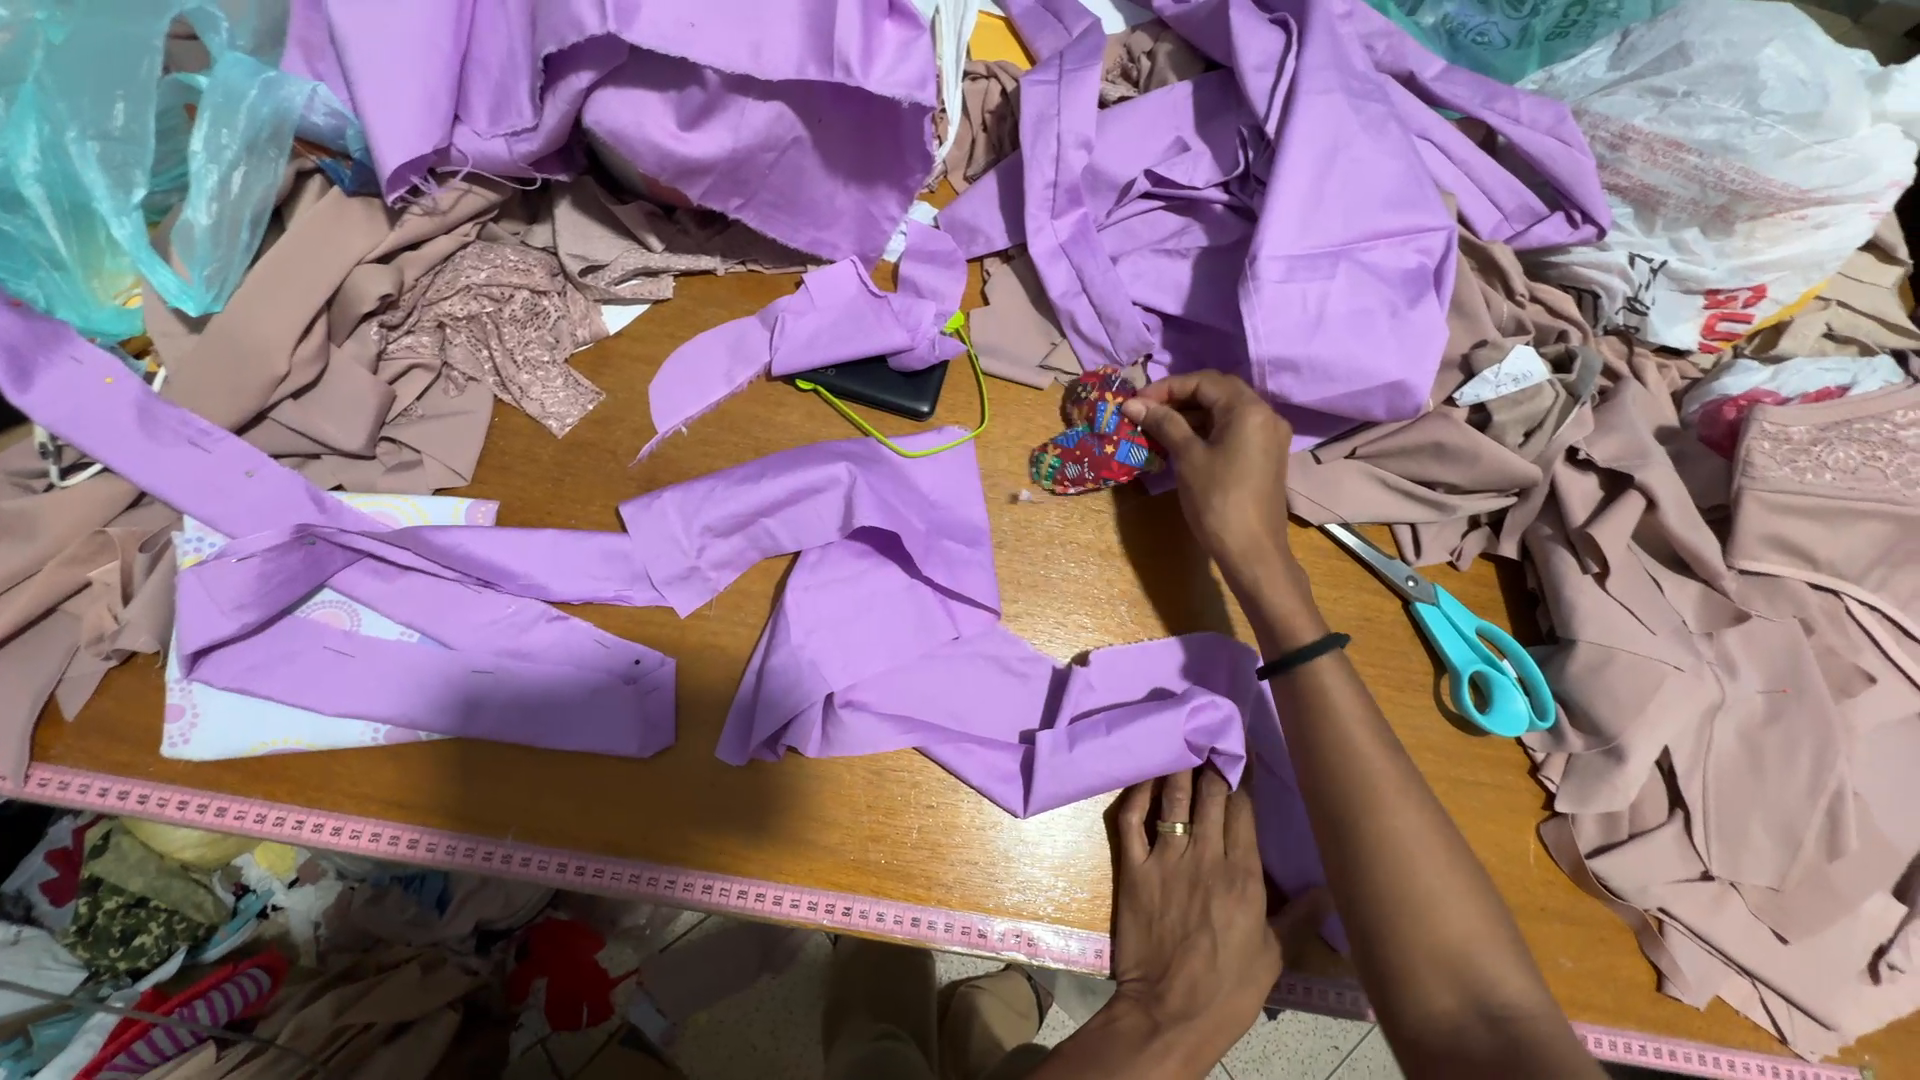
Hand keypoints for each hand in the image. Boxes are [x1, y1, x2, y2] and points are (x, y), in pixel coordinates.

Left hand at [1107, 768, 1327, 1070]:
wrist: (1169, 1013)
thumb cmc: (1228, 989)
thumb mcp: (1275, 956)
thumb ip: (1301, 917)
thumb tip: (1329, 887)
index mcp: (1244, 876)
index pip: (1244, 812)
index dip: (1244, 779)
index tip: (1244, 754)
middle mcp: (1205, 858)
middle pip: (1210, 797)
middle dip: (1213, 763)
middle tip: (1211, 735)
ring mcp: (1165, 861)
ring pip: (1174, 801)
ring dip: (1178, 768)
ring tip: (1181, 738)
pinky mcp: (1133, 870)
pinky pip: (1132, 822)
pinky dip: (1136, 795)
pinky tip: (1144, 776)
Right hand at [1121, 372, 1295, 583]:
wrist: (1252, 551)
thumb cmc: (1217, 501)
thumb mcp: (1187, 458)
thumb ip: (1164, 424)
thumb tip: (1133, 404)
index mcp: (1248, 409)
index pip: (1204, 381)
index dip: (1167, 387)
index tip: (1137, 403)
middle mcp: (1265, 414)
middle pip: (1217, 392)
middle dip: (1179, 397)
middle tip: (1146, 412)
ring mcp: (1269, 436)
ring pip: (1225, 411)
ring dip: (1191, 414)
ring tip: (1158, 427)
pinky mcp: (1266, 455)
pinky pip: (1233, 430)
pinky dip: (1207, 430)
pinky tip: (1182, 442)